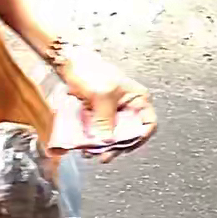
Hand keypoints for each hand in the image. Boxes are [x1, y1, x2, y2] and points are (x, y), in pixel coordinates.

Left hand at [54, 45, 156, 160]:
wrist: (68, 61)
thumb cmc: (89, 70)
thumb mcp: (101, 95)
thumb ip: (105, 119)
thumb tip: (107, 140)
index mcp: (138, 98)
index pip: (148, 124)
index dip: (139, 138)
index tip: (123, 147)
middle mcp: (129, 107)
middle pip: (129, 134)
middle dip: (115, 147)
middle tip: (103, 155)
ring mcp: (115, 111)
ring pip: (114, 135)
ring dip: (103, 146)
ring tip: (90, 152)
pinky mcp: (100, 115)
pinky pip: (101, 131)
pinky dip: (94, 140)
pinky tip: (85, 145)